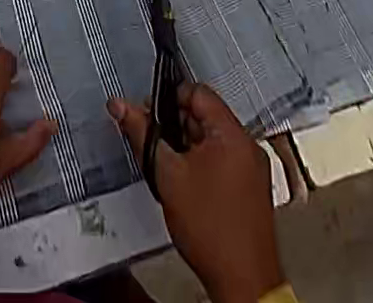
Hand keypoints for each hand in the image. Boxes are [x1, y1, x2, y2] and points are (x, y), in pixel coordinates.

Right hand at [109, 84, 283, 302]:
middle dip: (174, 125)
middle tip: (152, 141)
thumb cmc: (211, 229)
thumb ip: (142, 133)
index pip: (198, 92)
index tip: (149, 113)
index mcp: (232, 134)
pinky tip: (183, 182)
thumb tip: (120, 105)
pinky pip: (221, 159)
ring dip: (185, 145)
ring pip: (210, 139)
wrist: (242, 280)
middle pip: (204, 115)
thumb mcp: (166, 173)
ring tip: (166, 166)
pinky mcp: (250, 187)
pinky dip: (200, 162)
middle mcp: (247, 146)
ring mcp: (252, 168)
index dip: (169, 98)